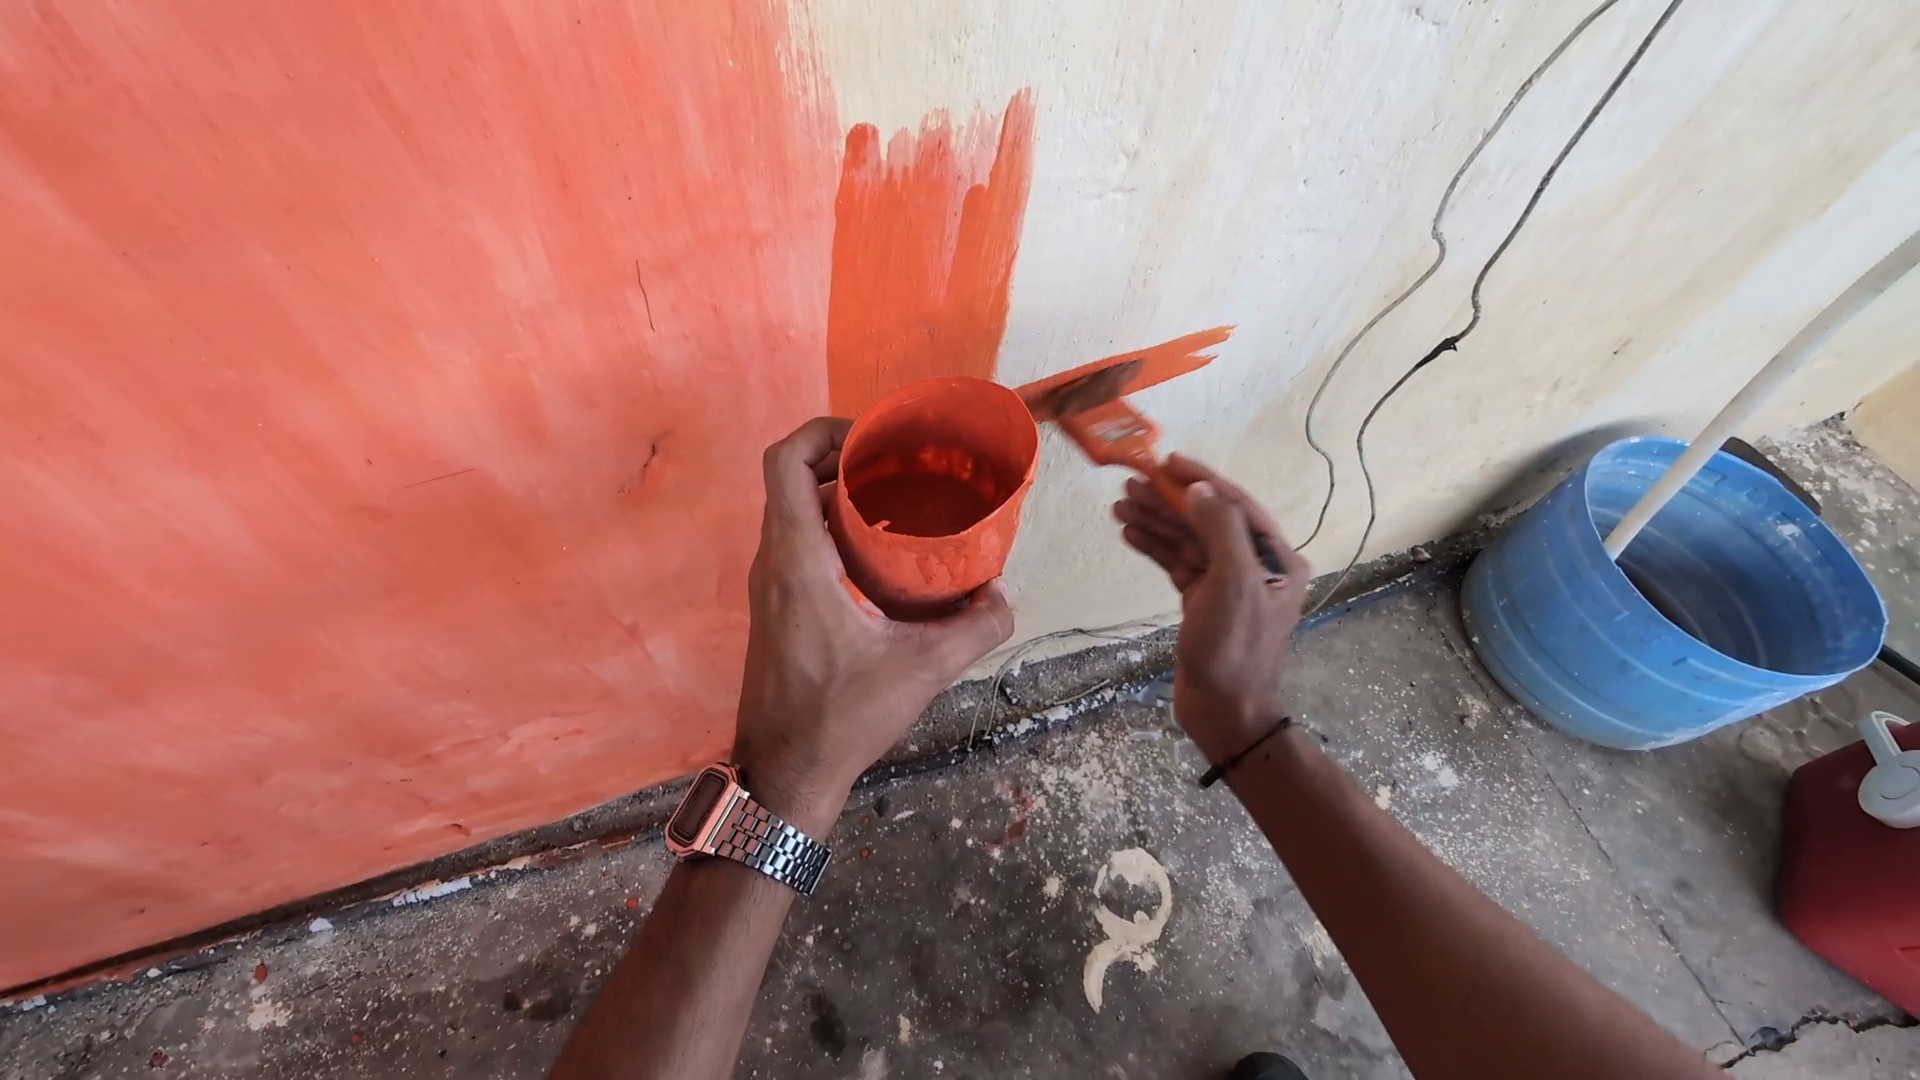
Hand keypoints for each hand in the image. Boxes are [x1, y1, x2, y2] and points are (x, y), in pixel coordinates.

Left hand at [732, 417, 1014, 833]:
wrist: (784, 773)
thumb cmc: (843, 717)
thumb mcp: (924, 669)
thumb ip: (977, 628)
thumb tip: (1000, 593)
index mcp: (796, 559)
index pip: (786, 460)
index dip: (825, 431)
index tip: (876, 440)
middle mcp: (772, 561)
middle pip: (793, 478)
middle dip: (844, 459)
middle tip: (901, 466)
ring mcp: (768, 584)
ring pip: (793, 510)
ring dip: (837, 493)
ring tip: (897, 500)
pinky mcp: (775, 606)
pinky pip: (797, 541)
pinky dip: (831, 526)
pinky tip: (878, 553)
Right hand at [1112, 455, 1309, 763]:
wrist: (1224, 711)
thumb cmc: (1234, 649)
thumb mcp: (1233, 583)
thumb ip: (1220, 530)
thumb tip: (1199, 489)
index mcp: (1276, 558)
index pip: (1236, 505)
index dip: (1202, 480)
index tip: (1168, 461)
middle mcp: (1255, 566)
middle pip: (1207, 521)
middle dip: (1169, 500)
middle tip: (1130, 483)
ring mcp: (1227, 585)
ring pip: (1188, 541)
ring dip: (1156, 522)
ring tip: (1120, 505)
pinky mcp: (1203, 602)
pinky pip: (1178, 565)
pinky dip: (1155, 548)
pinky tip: (1130, 534)